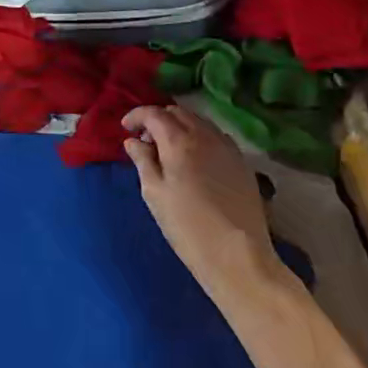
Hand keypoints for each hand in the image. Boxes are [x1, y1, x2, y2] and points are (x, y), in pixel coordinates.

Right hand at [122, 106, 279, 297]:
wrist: (237, 255)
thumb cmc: (187, 226)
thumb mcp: (154, 194)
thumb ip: (143, 161)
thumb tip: (134, 141)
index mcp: (179, 140)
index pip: (154, 113)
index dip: (137, 116)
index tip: (125, 128)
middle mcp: (205, 134)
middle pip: (178, 112)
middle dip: (158, 119)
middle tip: (145, 141)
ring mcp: (227, 146)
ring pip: (199, 121)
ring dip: (179, 126)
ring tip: (168, 150)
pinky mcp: (241, 161)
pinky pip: (215, 136)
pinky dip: (199, 136)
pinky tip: (194, 158)